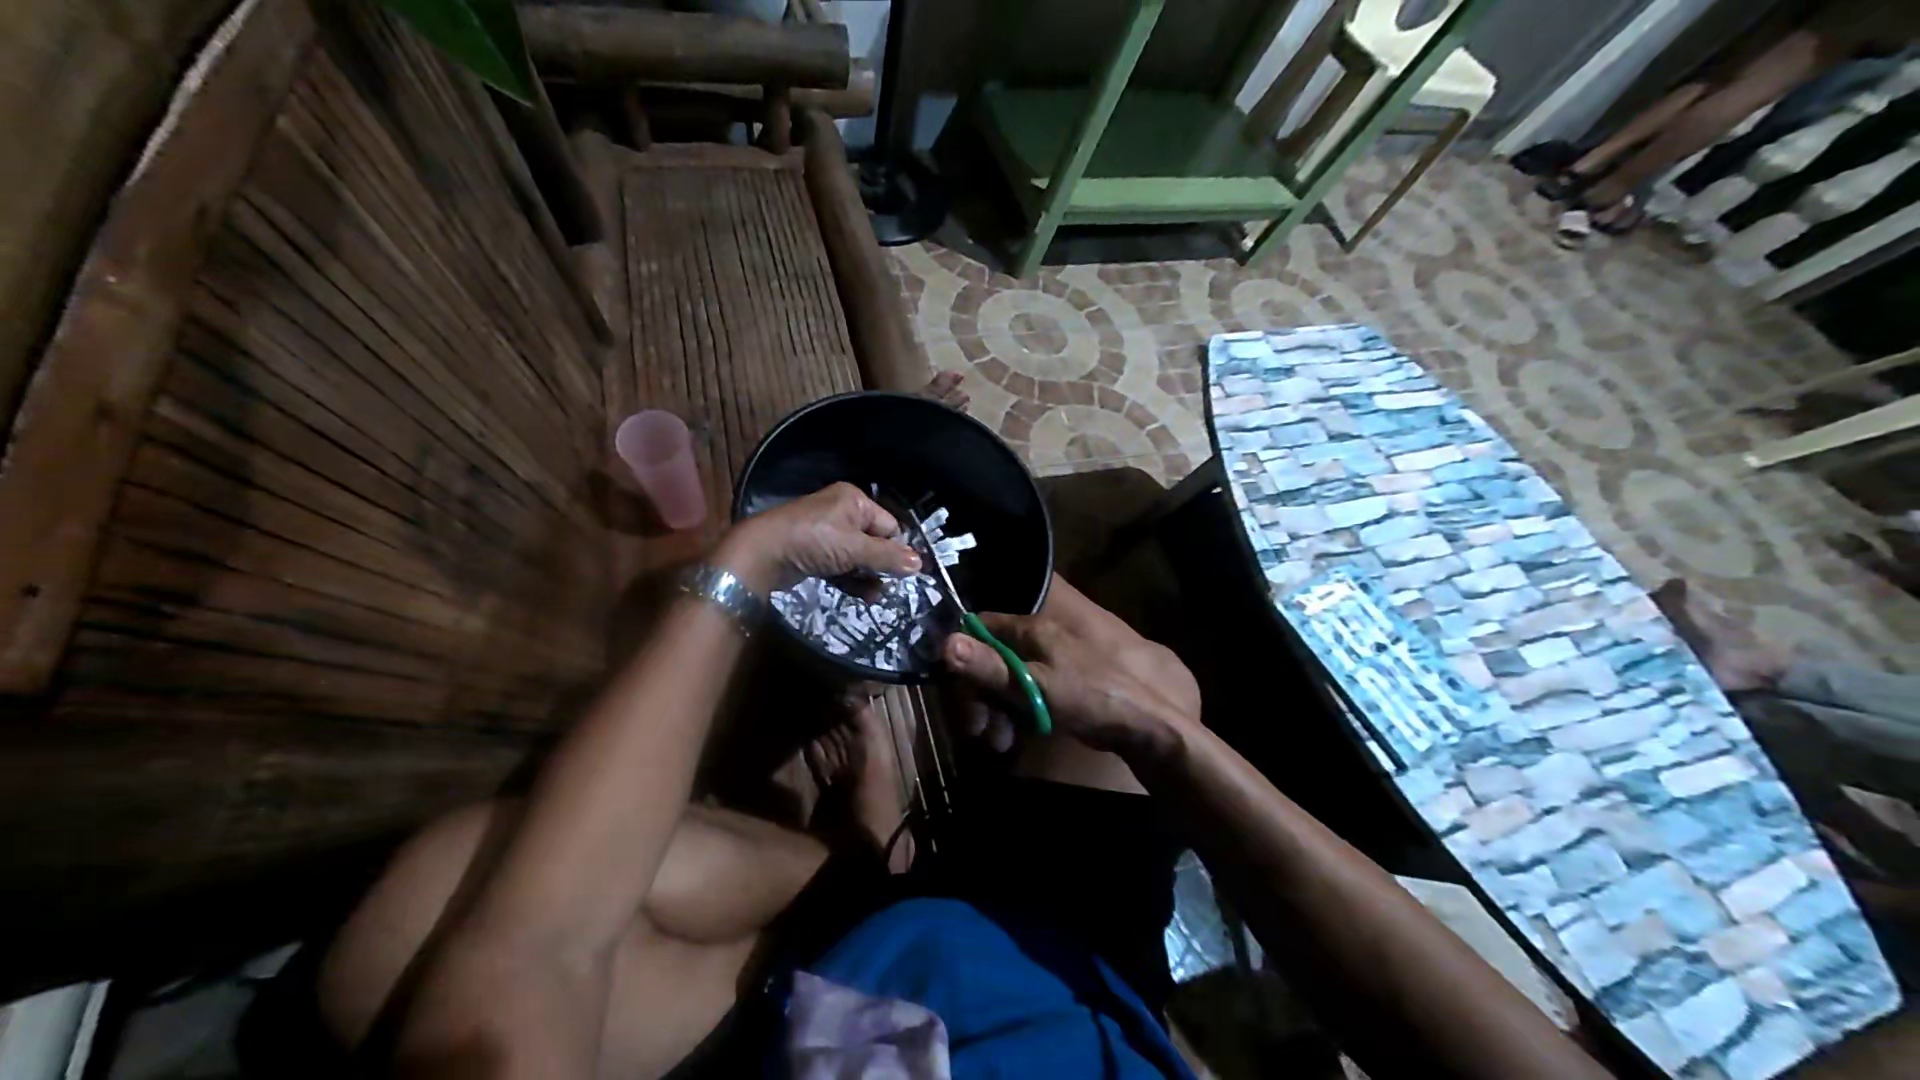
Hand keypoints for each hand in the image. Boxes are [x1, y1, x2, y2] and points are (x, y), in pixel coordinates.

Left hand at [716, 483, 920, 592]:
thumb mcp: (854, 548)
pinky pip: (842, 565)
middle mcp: (842, 512)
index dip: (897, 548)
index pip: (889, 525)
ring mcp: (826, 533)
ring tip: (877, 596)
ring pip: (858, 556)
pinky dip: (852, 579)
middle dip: (882, 564)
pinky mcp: (815, 553)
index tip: (905, 573)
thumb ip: (887, 557)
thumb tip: (920, 564)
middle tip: (890, 585)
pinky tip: (865, 595)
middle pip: (874, 541)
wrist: (762, 553)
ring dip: (869, 575)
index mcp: (854, 500)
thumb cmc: (813, 541)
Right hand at [940, 576, 1201, 764]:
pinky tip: (1016, 738)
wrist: (1151, 724)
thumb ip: (991, 666)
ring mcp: (1056, 661)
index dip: (965, 658)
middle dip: (981, 695)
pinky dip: (1018, 715)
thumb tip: (945, 642)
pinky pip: (1028, 693)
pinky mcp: (1066, 684)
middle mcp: (1043, 638)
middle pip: (993, 658)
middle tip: (979, 730)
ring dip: (997, 711)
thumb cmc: (1093, 697)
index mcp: (1035, 628)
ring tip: (1000, 742)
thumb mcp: (1036, 686)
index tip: (960, 692)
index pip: (982, 627)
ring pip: (1009, 680)